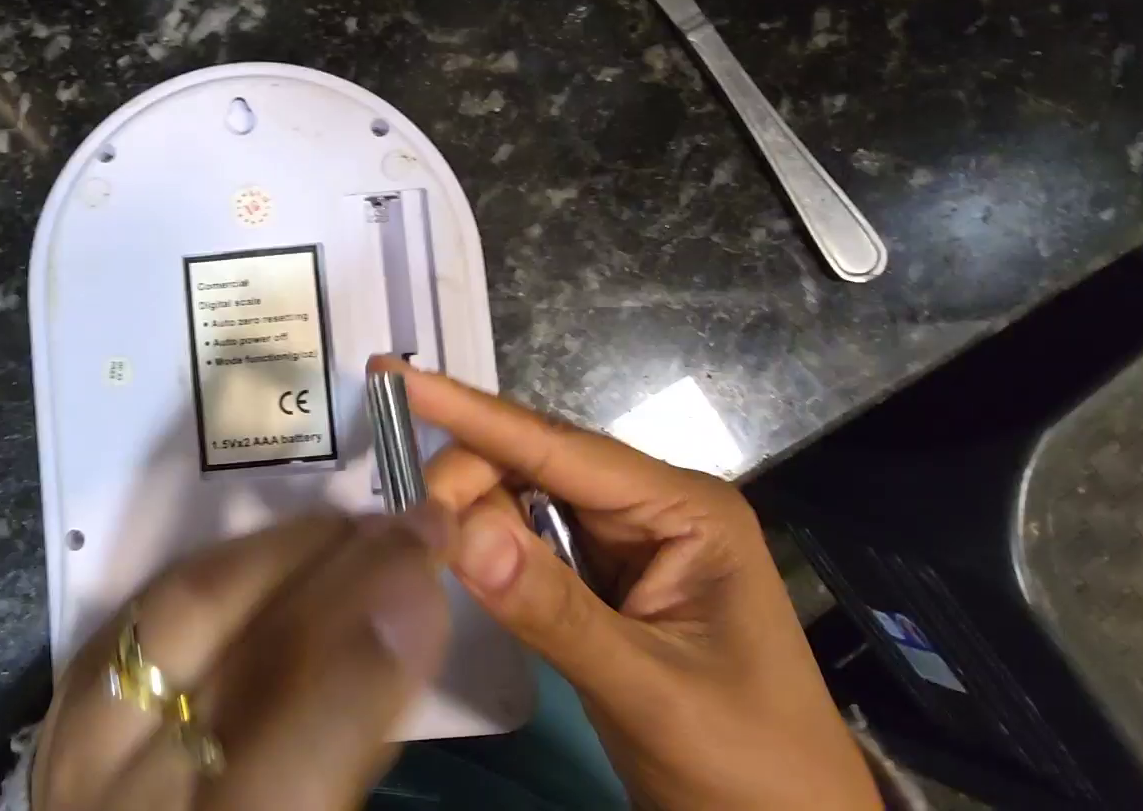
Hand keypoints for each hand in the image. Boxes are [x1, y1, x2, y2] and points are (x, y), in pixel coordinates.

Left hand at [32, 511, 452, 810]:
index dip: (364, 663)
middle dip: (335, 577)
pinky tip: (270, 548)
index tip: (424, 579)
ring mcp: (81, 742)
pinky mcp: (62, 701)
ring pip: (176, 613)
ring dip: (275, 552)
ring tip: (346, 526)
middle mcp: (126, 797)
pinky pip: (143, 607)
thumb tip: (394, 628)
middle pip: (232, 661)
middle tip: (406, 527)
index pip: (287, 762)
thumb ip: (340, 748)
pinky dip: (218, 567)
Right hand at [377, 357, 882, 810]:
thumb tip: (459, 532)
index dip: (470, 412)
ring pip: (517, 495)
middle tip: (412, 526)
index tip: (395, 377)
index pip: (558, 446)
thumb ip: (555, 612)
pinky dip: (482, 541)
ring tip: (422, 534)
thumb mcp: (652, 693)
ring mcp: (619, 538)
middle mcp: (647, 505)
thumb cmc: (747, 766)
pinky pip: (521, 536)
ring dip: (468, 510)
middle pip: (528, 463)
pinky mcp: (594, 573)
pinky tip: (452, 548)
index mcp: (682, 508)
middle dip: (466, 484)